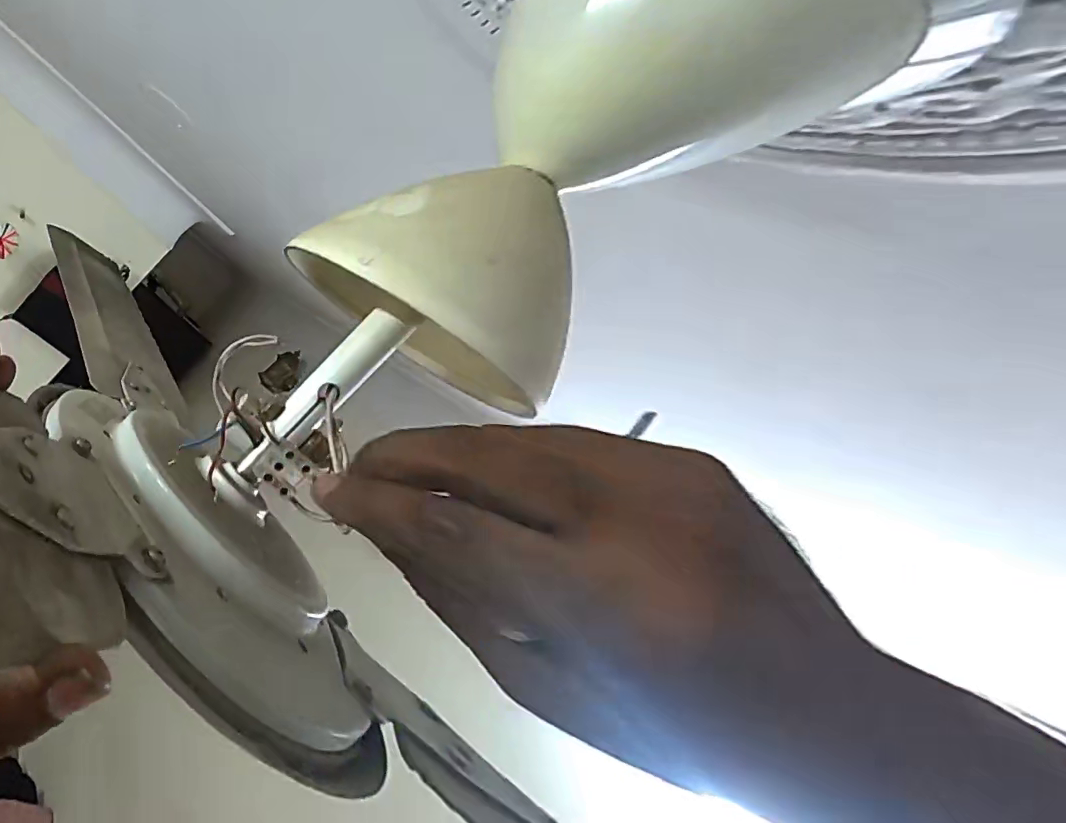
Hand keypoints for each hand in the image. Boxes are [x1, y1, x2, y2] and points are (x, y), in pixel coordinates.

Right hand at [312, 426, 870, 797]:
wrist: (840, 717)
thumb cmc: (674, 728)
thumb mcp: (543, 686)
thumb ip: (454, 595)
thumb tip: (381, 526)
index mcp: (613, 607)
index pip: (456, 526)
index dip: (377, 501)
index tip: (327, 490)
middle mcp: (644, 522)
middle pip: (480, 458)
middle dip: (400, 457)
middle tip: (356, 471)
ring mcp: (669, 476)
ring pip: (512, 439)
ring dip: (445, 453)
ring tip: (409, 474)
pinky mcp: (681, 457)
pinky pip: (558, 442)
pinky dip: (505, 458)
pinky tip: (489, 482)